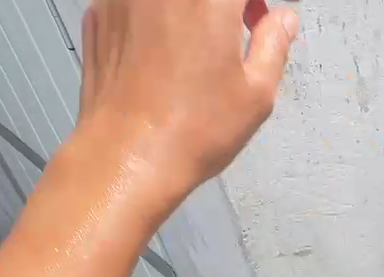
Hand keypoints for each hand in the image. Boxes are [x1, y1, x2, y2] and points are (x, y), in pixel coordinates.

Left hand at [73, 0, 298, 205]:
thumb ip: (273, 46)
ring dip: (190, 11)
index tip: (263, 17)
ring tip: (199, 43)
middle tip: (239, 25)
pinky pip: (137, 0)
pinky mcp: (99, 9)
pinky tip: (164, 55)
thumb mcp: (256, 95)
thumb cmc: (199, 129)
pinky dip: (156, 15)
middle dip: (226, 4)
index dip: (257, 2)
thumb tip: (284, 19)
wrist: (129, 154)